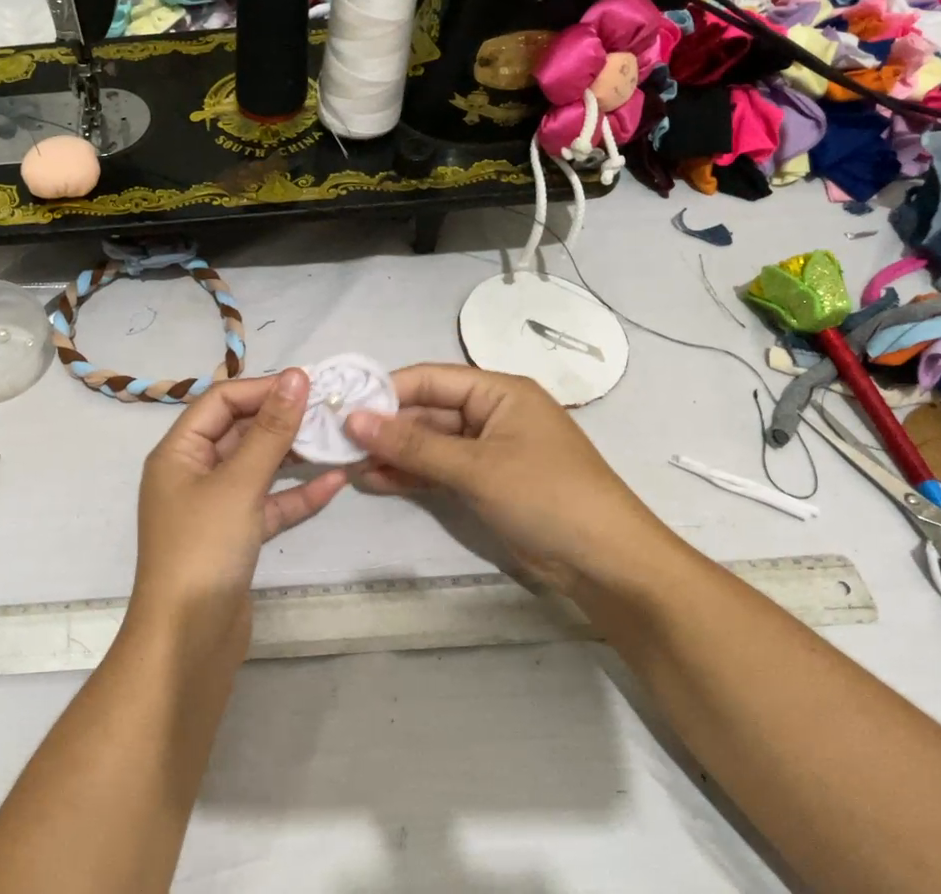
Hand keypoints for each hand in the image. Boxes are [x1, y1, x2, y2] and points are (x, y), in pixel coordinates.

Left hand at [135, 370, 348, 632]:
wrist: (188, 638)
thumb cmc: (204, 549)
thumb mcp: (238, 484)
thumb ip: (270, 431)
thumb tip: (296, 377)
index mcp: (178, 452)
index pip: (221, 401)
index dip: (263, 389)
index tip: (311, 385)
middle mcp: (192, 473)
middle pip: (240, 432)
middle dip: (284, 420)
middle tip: (334, 411)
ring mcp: (214, 508)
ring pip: (258, 469)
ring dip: (295, 455)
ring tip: (340, 439)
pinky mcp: (235, 538)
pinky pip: (268, 504)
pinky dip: (297, 495)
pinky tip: (336, 482)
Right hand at [345, 364, 675, 591]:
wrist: (605, 561)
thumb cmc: (546, 497)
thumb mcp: (476, 467)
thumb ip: (412, 445)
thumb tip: (353, 420)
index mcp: (499, 392)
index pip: (430, 379)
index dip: (385, 391)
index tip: (341, 407)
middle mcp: (492, 414)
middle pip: (426, 411)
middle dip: (384, 427)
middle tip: (335, 441)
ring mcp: (488, 450)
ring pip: (429, 443)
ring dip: (392, 453)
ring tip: (346, 465)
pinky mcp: (486, 483)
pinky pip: (439, 470)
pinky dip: (410, 475)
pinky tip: (375, 480)